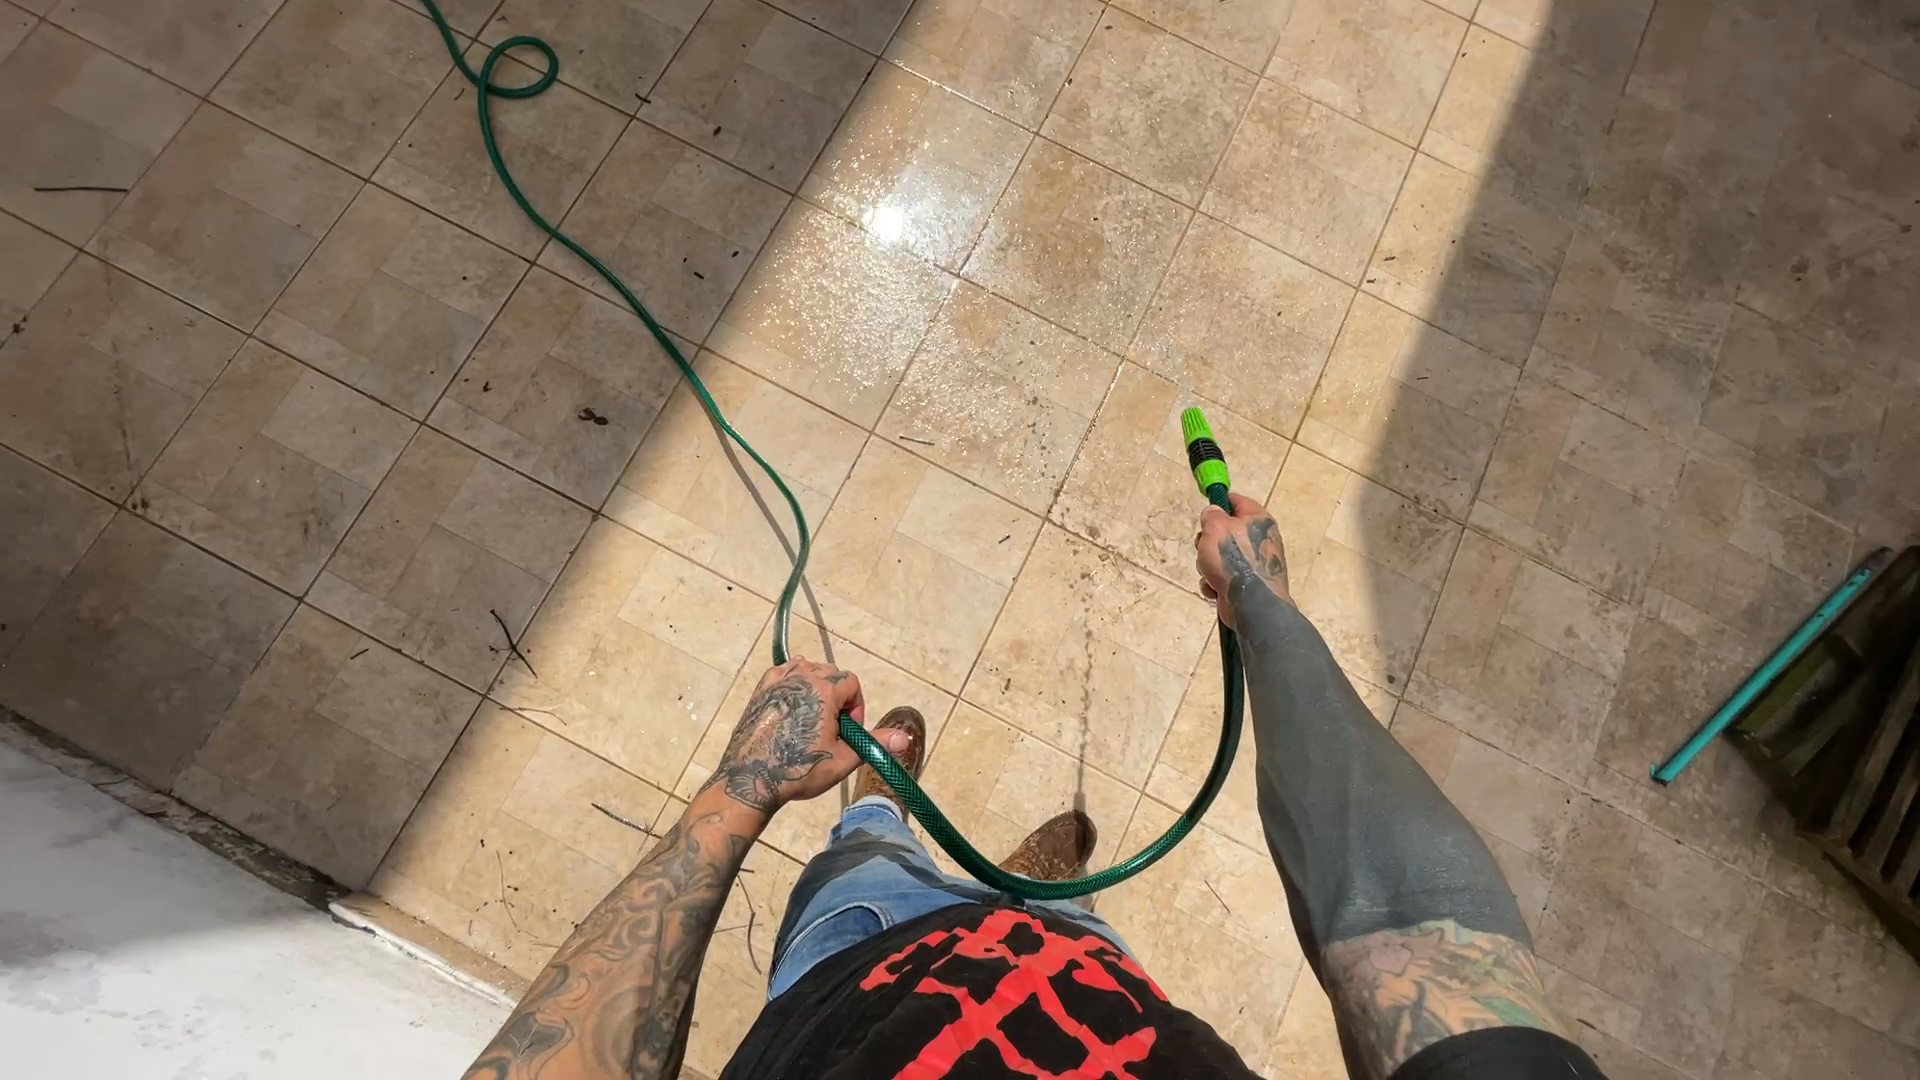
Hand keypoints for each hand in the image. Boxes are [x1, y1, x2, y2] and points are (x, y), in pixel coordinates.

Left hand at [700, 658, 908, 818]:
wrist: (751, 779)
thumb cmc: (799, 769)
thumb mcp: (843, 759)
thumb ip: (874, 743)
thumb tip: (905, 738)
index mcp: (825, 690)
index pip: (852, 682)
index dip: (856, 705)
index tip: (848, 728)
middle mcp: (802, 677)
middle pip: (830, 674)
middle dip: (837, 696)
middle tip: (832, 726)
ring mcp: (778, 681)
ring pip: (807, 669)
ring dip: (816, 686)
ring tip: (813, 716)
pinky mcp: (761, 689)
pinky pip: (784, 672)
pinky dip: (793, 682)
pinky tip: (791, 706)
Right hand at [1195, 492, 1291, 628]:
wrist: (1250, 602)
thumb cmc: (1233, 559)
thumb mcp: (1216, 527)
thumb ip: (1212, 515)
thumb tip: (1214, 512)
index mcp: (1258, 519)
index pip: (1237, 500)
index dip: (1220, 502)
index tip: (1206, 509)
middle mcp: (1260, 538)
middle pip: (1225, 530)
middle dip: (1208, 540)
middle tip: (1203, 545)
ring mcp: (1254, 563)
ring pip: (1220, 556)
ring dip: (1208, 564)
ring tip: (1210, 572)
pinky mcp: (1247, 583)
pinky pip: (1223, 576)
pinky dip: (1215, 582)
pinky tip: (1215, 587)